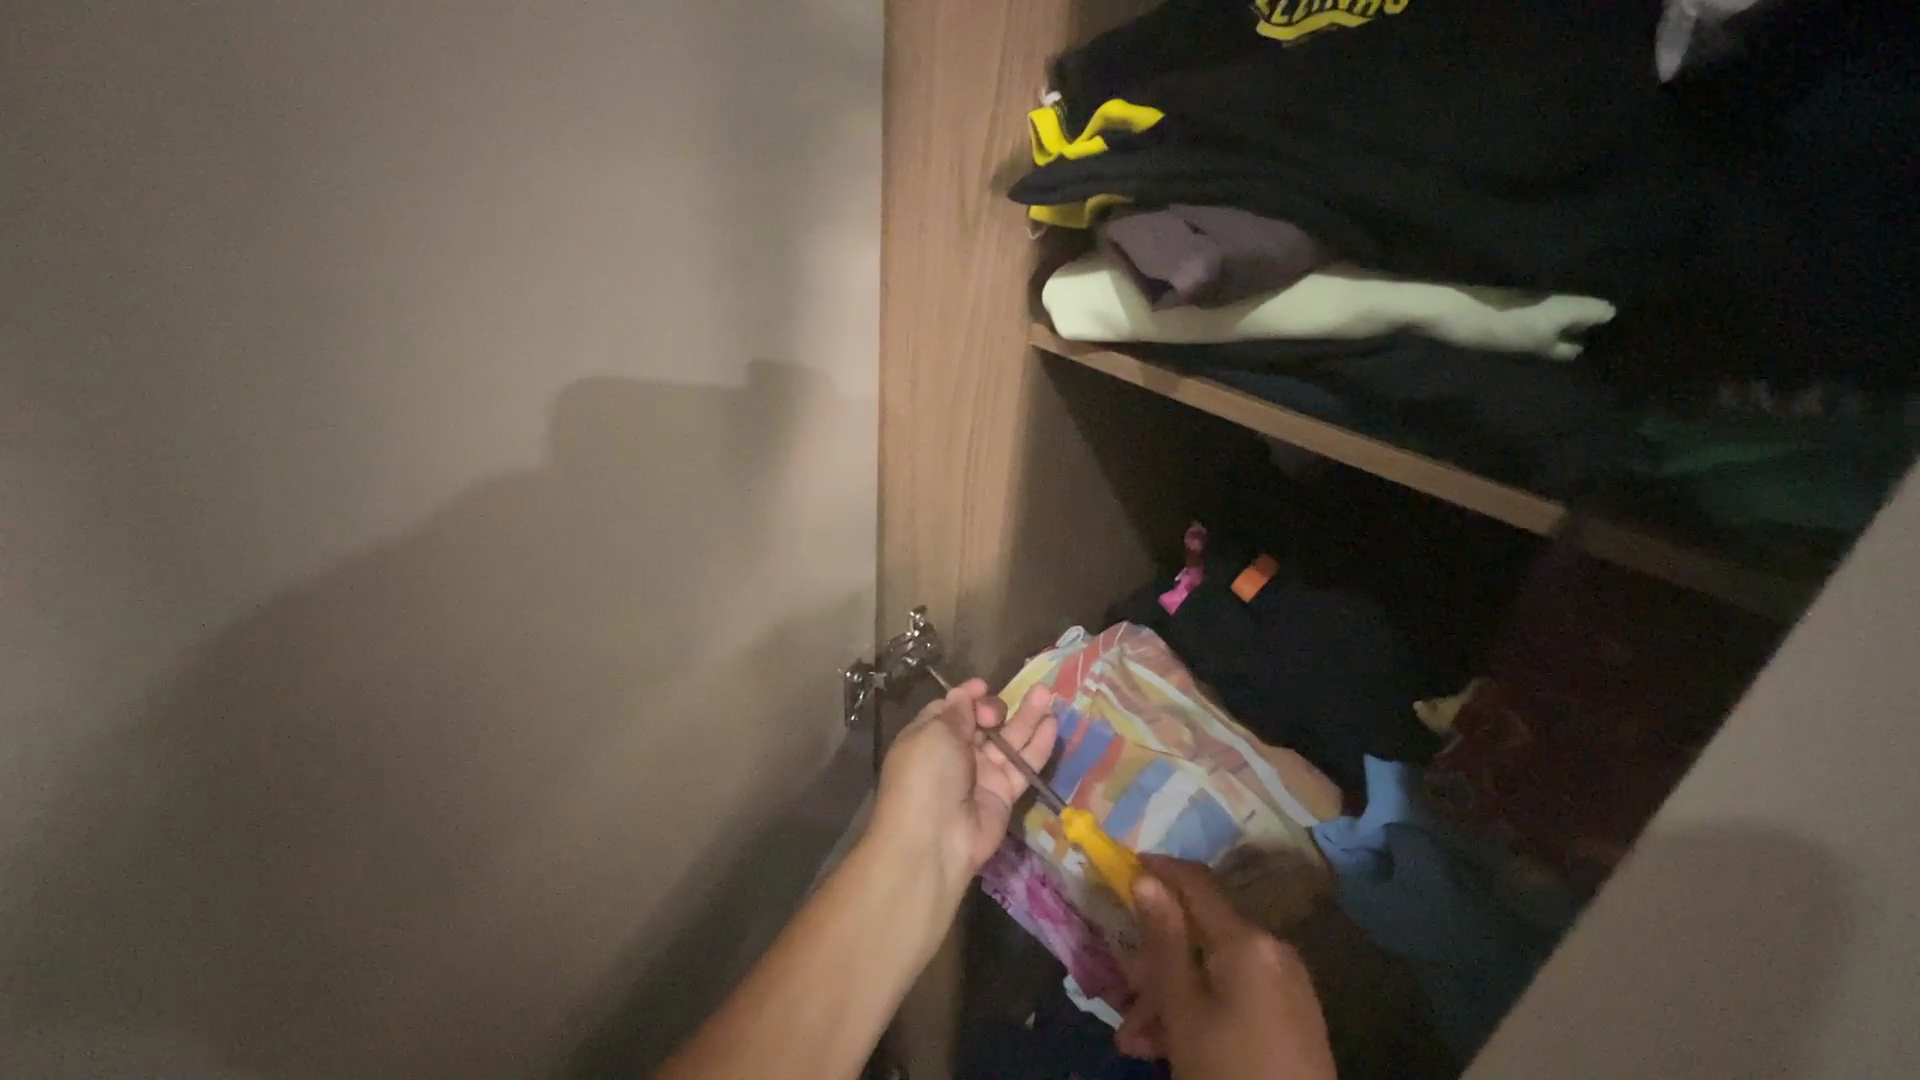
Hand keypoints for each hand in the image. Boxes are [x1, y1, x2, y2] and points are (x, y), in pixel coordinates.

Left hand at [872, 678, 1058, 898]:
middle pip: (981, 724)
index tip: (983, 686)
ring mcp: (981, 775)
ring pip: (1007, 741)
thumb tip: (963, 695)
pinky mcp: (1004, 794)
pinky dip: (1037, 745)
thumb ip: (956, 714)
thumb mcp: (935, 733)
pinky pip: (1022, 765)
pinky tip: (1052, 723)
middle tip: (1000, 709)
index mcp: (929, 737)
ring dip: (1026, 718)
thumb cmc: (926, 775)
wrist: (934, 839)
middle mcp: (955, 755)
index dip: (968, 697)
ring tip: (1046, 693)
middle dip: (995, 708)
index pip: (951, 711)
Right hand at [1116, 856, 1335, 1079]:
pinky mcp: (1293, 1016)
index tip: (1122, 867)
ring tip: (1137, 1041)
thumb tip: (1147, 880)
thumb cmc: (1228, 1073)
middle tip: (1121, 992)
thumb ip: (1164, 940)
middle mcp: (1273, 950)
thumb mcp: (1182, 1011)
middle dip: (1156, 959)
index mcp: (1248, 940)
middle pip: (1202, 934)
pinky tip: (1171, 1046)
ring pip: (1214, 970)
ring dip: (1172, 994)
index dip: (1159, 869)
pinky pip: (1237, 994)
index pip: (1197, 882)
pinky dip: (1203, 1008)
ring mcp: (1288, 985)